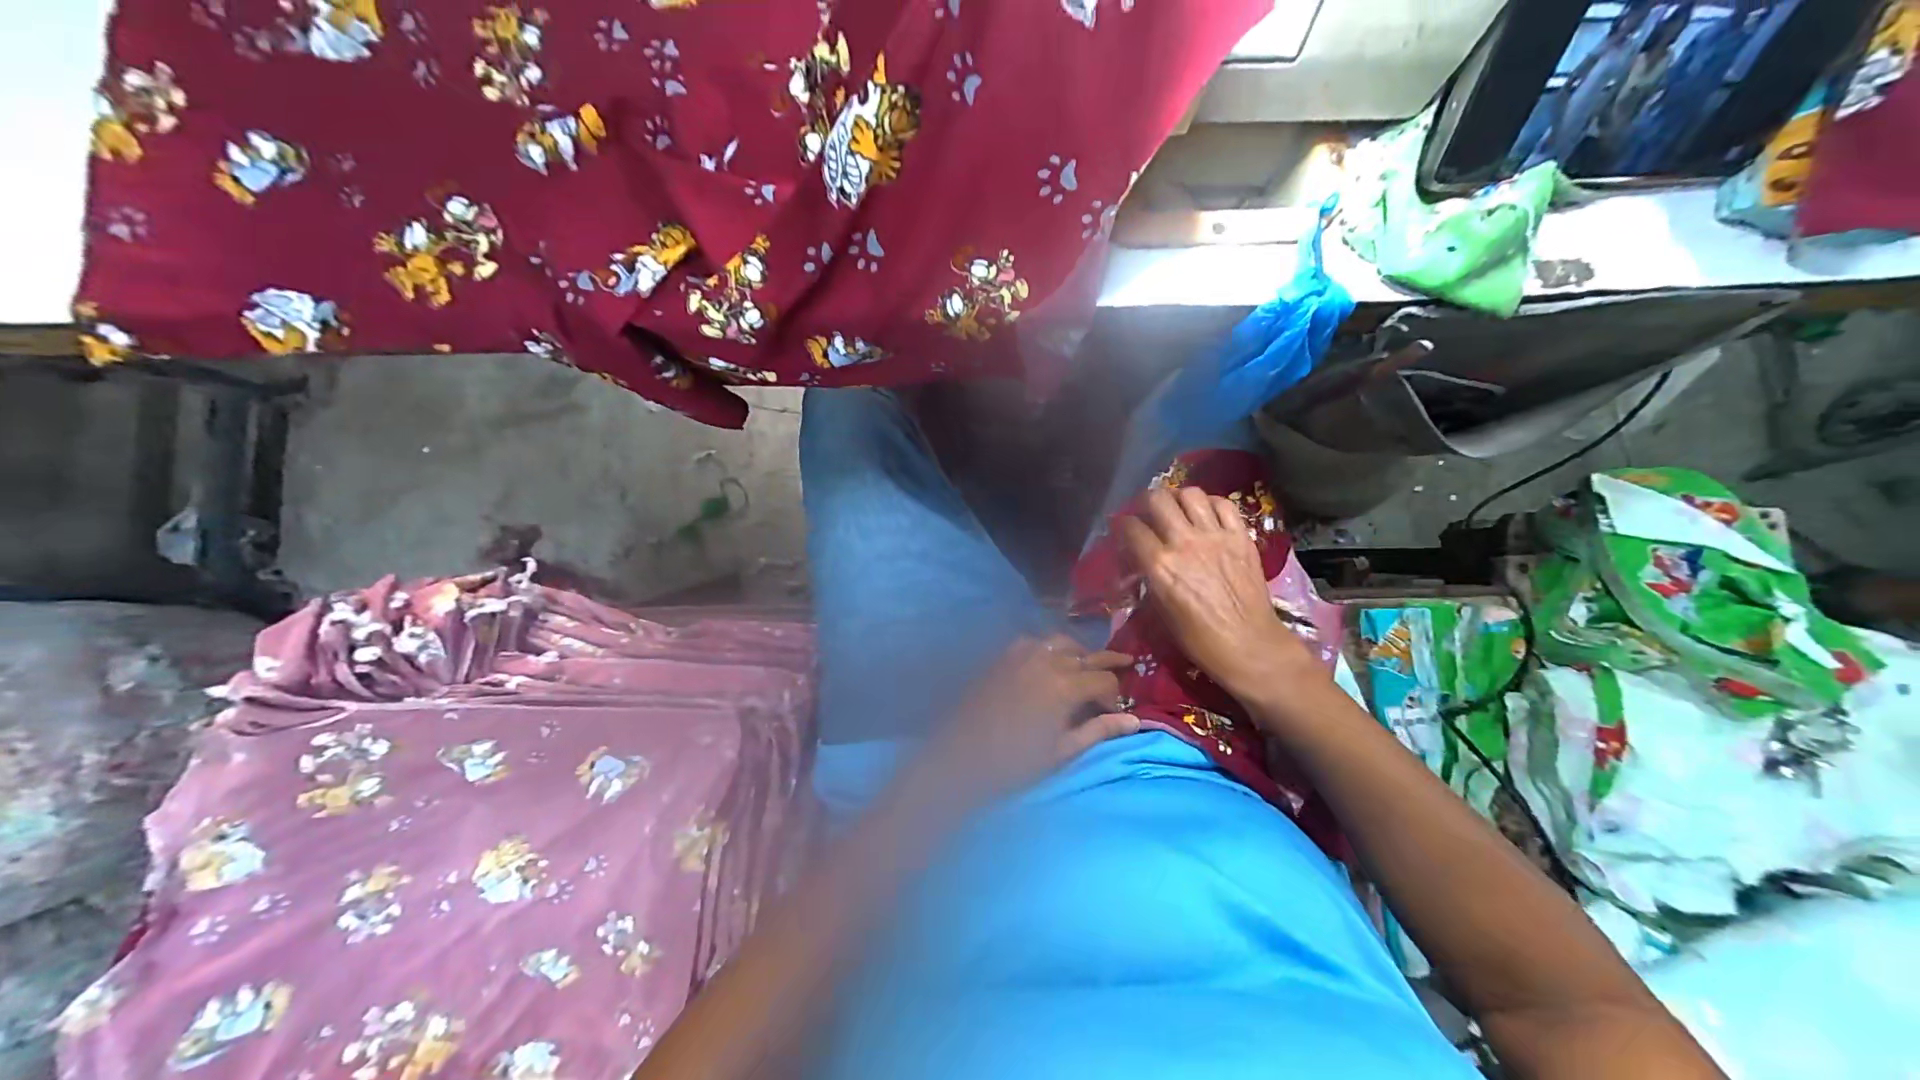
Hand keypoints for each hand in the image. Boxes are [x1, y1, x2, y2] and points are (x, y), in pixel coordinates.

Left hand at [907, 636, 1139, 814]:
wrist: (959, 758)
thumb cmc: (1013, 763)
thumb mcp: (1061, 752)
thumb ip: (1098, 731)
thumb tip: (1134, 720)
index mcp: (1065, 686)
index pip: (1104, 680)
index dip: (1114, 696)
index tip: (1114, 711)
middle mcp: (1046, 661)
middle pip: (1086, 655)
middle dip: (1107, 662)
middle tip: (1128, 663)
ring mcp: (1021, 654)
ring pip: (1061, 642)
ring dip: (1079, 651)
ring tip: (1088, 662)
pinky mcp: (1002, 657)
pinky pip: (1034, 642)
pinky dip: (1050, 647)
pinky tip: (1052, 660)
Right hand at [1117, 487, 1321, 707]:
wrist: (1249, 646)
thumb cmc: (1199, 638)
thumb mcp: (1160, 611)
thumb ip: (1149, 577)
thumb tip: (1140, 561)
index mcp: (1160, 565)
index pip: (1131, 528)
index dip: (1121, 525)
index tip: (1122, 529)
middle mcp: (1185, 543)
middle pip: (1157, 499)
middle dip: (1146, 502)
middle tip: (1148, 512)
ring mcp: (1216, 537)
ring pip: (1190, 494)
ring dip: (1178, 499)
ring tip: (1178, 510)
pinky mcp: (1241, 537)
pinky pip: (1223, 504)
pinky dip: (1210, 504)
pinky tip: (1206, 515)